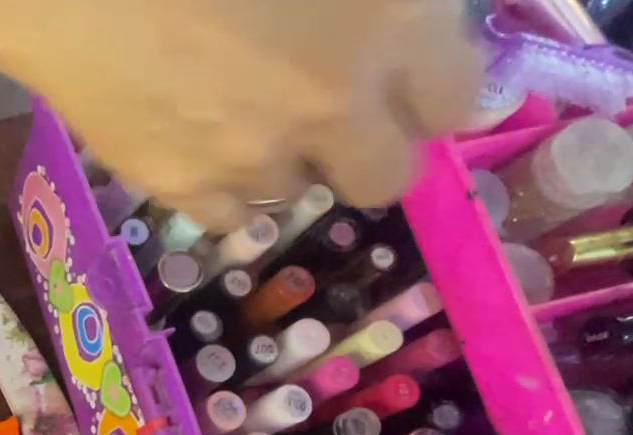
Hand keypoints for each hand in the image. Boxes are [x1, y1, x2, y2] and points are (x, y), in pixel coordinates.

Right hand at [0, 0, 481, 223]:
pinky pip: (225, 216)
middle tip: (335, 117)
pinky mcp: (175, 186)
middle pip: (382, 180)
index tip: (412, 82)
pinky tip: (203, 148)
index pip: (457, 103)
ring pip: (293, 192)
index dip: (438, 93)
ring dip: (286, 162)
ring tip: (244, 117)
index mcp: (387, 22)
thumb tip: (399, 20)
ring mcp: (243, 159)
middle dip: (369, 151)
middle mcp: (326, 110)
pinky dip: (226, 190)